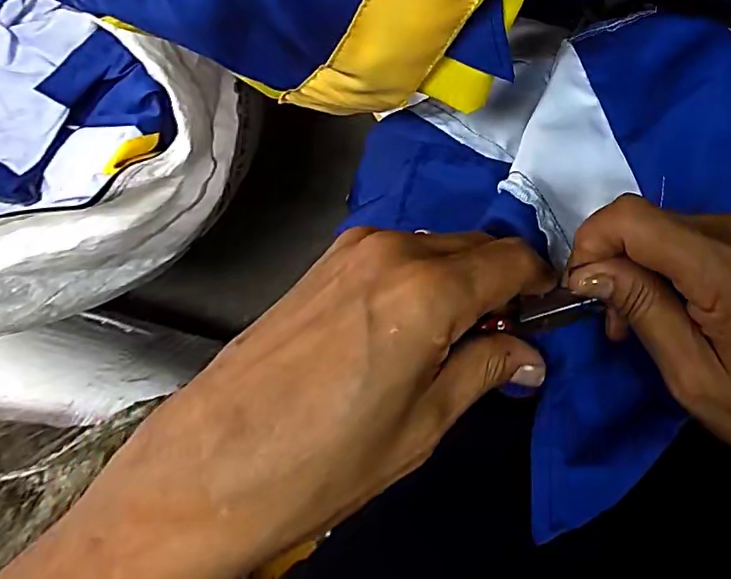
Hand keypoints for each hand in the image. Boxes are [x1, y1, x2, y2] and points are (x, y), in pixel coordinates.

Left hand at [1, 228, 553, 578]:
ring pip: (445, 243)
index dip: (541, 281)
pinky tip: (405, 318)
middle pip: (484, 244)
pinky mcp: (327, 260)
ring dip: (465, 273)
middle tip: (501, 327)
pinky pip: (404, 249)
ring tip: (451, 327)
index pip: (517, 259)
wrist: (187, 487)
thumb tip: (533, 355)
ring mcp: (357, 249)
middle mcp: (398, 251)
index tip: (543, 310)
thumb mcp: (423, 425)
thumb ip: (488, 369)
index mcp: (430, 289)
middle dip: (504, 278)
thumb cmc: (320, 464)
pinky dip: (426, 271)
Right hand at [564, 195, 730, 486]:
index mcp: (721, 262)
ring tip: (638, 329)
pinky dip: (658, 268)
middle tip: (615, 327)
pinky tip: (665, 312)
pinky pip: (680, 239)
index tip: (583, 298)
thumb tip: (588, 269)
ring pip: (657, 228)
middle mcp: (730, 229)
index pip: (631, 217)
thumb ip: (643, 309)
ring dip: (633, 269)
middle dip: (610, 263)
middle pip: (641, 218)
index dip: (592, 246)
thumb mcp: (693, 375)